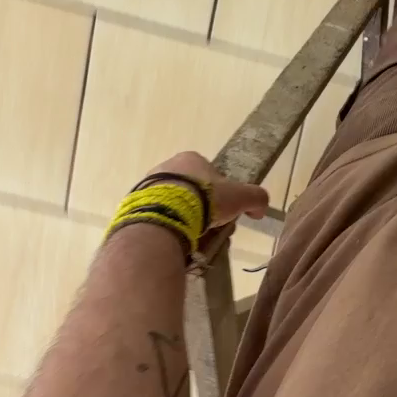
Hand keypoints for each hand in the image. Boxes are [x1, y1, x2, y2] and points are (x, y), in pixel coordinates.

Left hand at [150, 152, 269, 227]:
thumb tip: (260, 208)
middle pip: (193, 191)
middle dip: (204, 210)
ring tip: (193, 238)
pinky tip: (175, 238)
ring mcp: (147, 185)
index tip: (224, 212)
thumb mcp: (241, 197)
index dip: (221, 194)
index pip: (211, 174)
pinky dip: (168, 226)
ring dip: (186, 219)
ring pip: (175, 204)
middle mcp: (167, 166)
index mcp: (191, 158)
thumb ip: (256, 198)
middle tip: (211, 229)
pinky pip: (158, 216)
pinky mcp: (135, 204)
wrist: (166, 215)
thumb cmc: (205, 199)